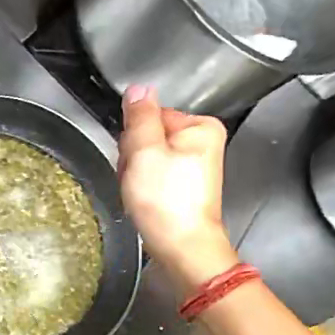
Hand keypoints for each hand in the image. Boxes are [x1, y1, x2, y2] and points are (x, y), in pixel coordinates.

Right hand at [117, 85, 238, 292]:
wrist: (180, 245)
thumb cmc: (166, 201)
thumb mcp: (144, 151)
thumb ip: (139, 117)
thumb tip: (137, 89)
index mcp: (200, 126)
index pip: (149, 116)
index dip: (132, 137)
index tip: (133, 157)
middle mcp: (202, 142)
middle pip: (148, 135)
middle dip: (133, 157)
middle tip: (136, 177)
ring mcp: (193, 165)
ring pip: (146, 157)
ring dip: (134, 174)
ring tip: (140, 192)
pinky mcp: (183, 185)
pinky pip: (152, 175)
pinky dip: (141, 187)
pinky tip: (144, 199)